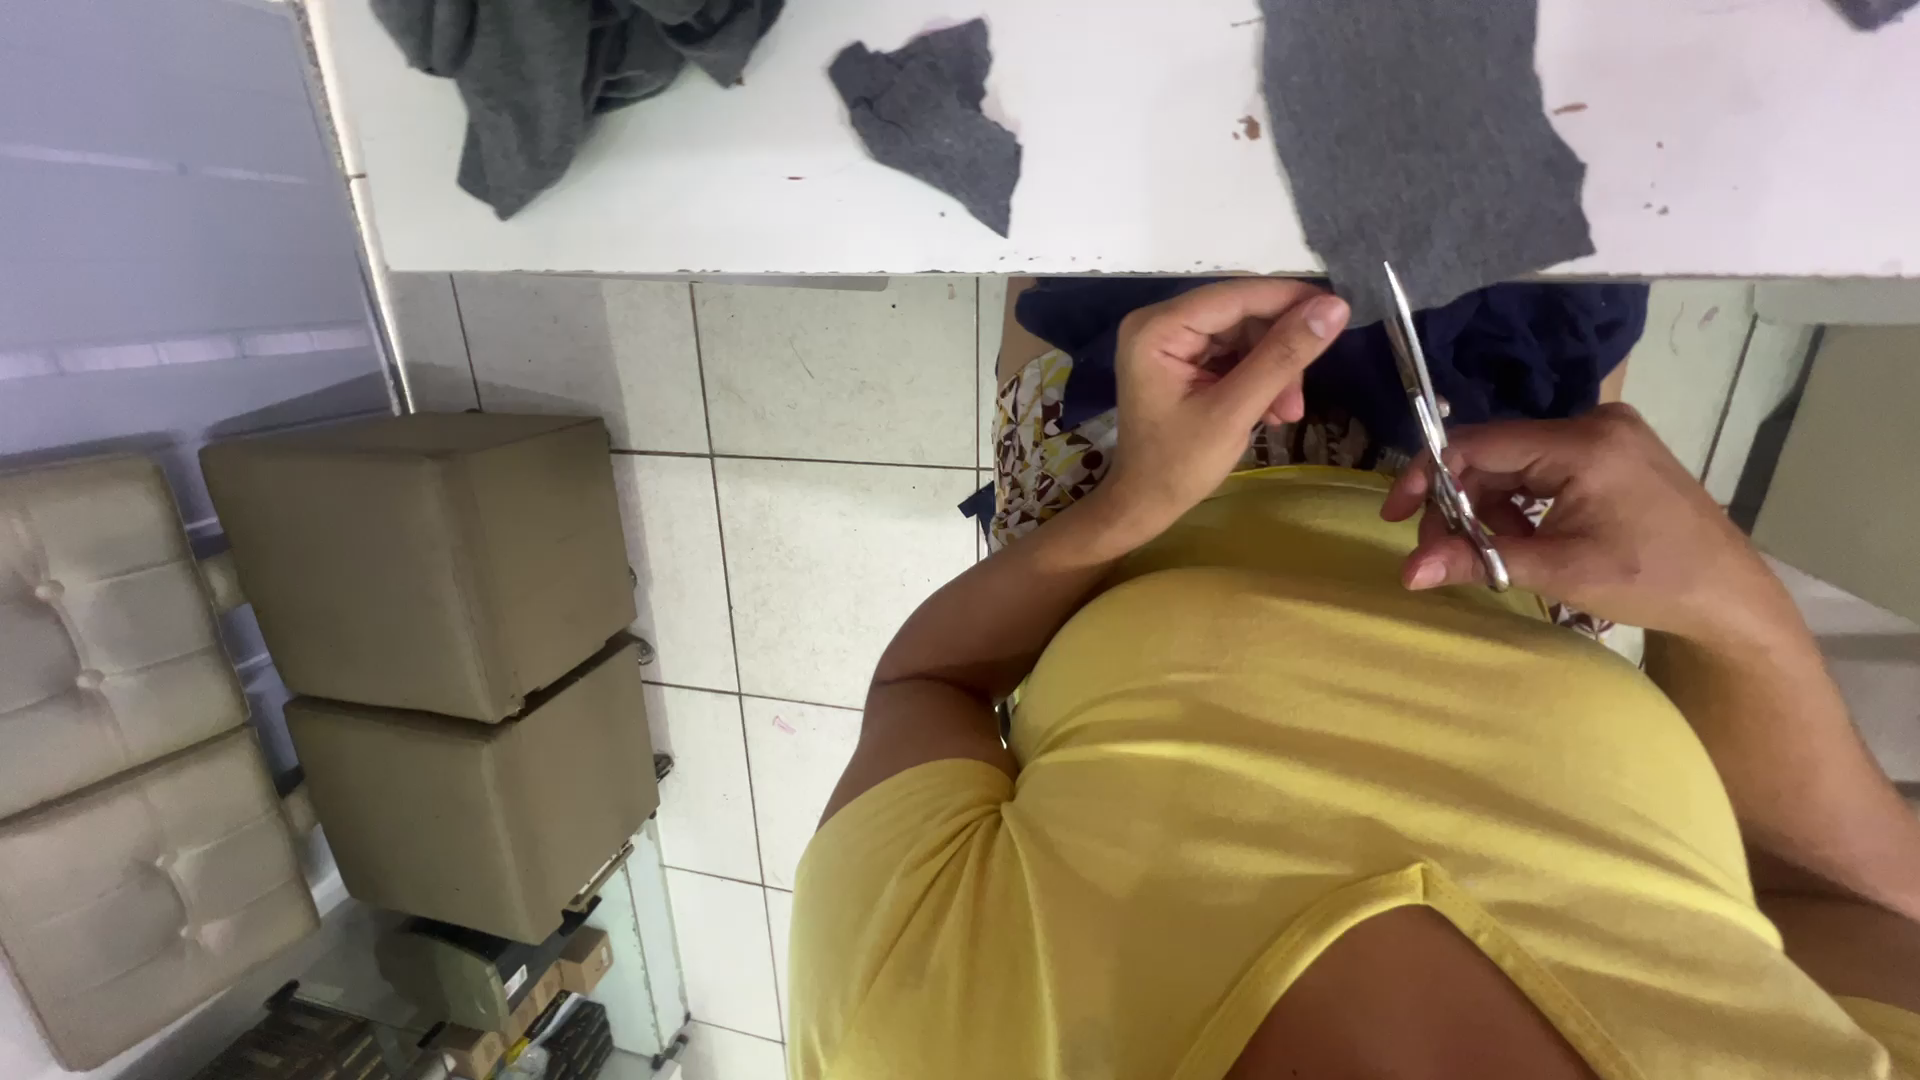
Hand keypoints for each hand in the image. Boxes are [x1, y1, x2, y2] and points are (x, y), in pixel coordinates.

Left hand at [1102, 280, 1349, 538]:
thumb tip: (1334, 307)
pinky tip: (1272, 410)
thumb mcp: (1234, 410)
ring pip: (1244, 334)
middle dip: (1279, 348)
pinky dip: (1258, 377)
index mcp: (1156, 329)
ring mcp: (1169, 341)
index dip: (1289, 299)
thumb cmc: (1178, 465)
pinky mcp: (1181, 360)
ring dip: (1274, 368)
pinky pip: (1233, 352)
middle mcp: (1158, 324)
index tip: (1340, 312)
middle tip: (1301, 392)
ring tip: (1287, 413)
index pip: (1234, 295)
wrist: (1145, 503)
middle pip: (1241, 312)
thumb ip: (1282, 357)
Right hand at [1380, 404, 1792, 646]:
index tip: (1396, 516)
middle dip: (1459, 504)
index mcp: (1584, 446)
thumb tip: (1406, 574)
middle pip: (1489, 456)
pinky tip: (1520, 536)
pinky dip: (1513, 504)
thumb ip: (1474, 561)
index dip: (1426, 477)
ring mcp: (1602, 435)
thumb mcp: (1555, 571)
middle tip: (1445, 550)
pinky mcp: (1605, 451)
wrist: (1729, 597)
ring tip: (1495, 551)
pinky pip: (1533, 469)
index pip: (1476, 444)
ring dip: (1486, 509)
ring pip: (1507, 465)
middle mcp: (1592, 425)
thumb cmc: (1651, 582)